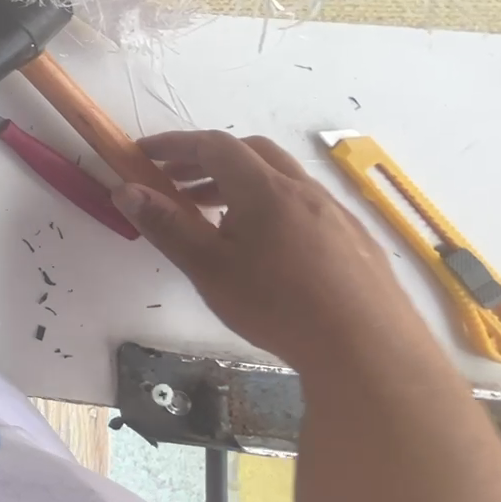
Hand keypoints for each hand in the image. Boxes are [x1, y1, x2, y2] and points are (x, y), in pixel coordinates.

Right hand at [112, 130, 430, 375]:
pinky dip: (269, 203)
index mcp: (266, 191)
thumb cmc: (279, 307)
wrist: (374, 358)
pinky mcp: (357, 241)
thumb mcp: (206, 267)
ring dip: (238, 181)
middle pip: (252, 151)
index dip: (174, 144)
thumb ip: (165, 224)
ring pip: (281, 178)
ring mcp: (338, 216)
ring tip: (211, 215)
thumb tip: (126, 190)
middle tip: (175, 181)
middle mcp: (306, 193)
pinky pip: (304, 203)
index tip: (143, 154)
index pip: (214, 145)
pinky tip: (260, 244)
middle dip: (207, 158)